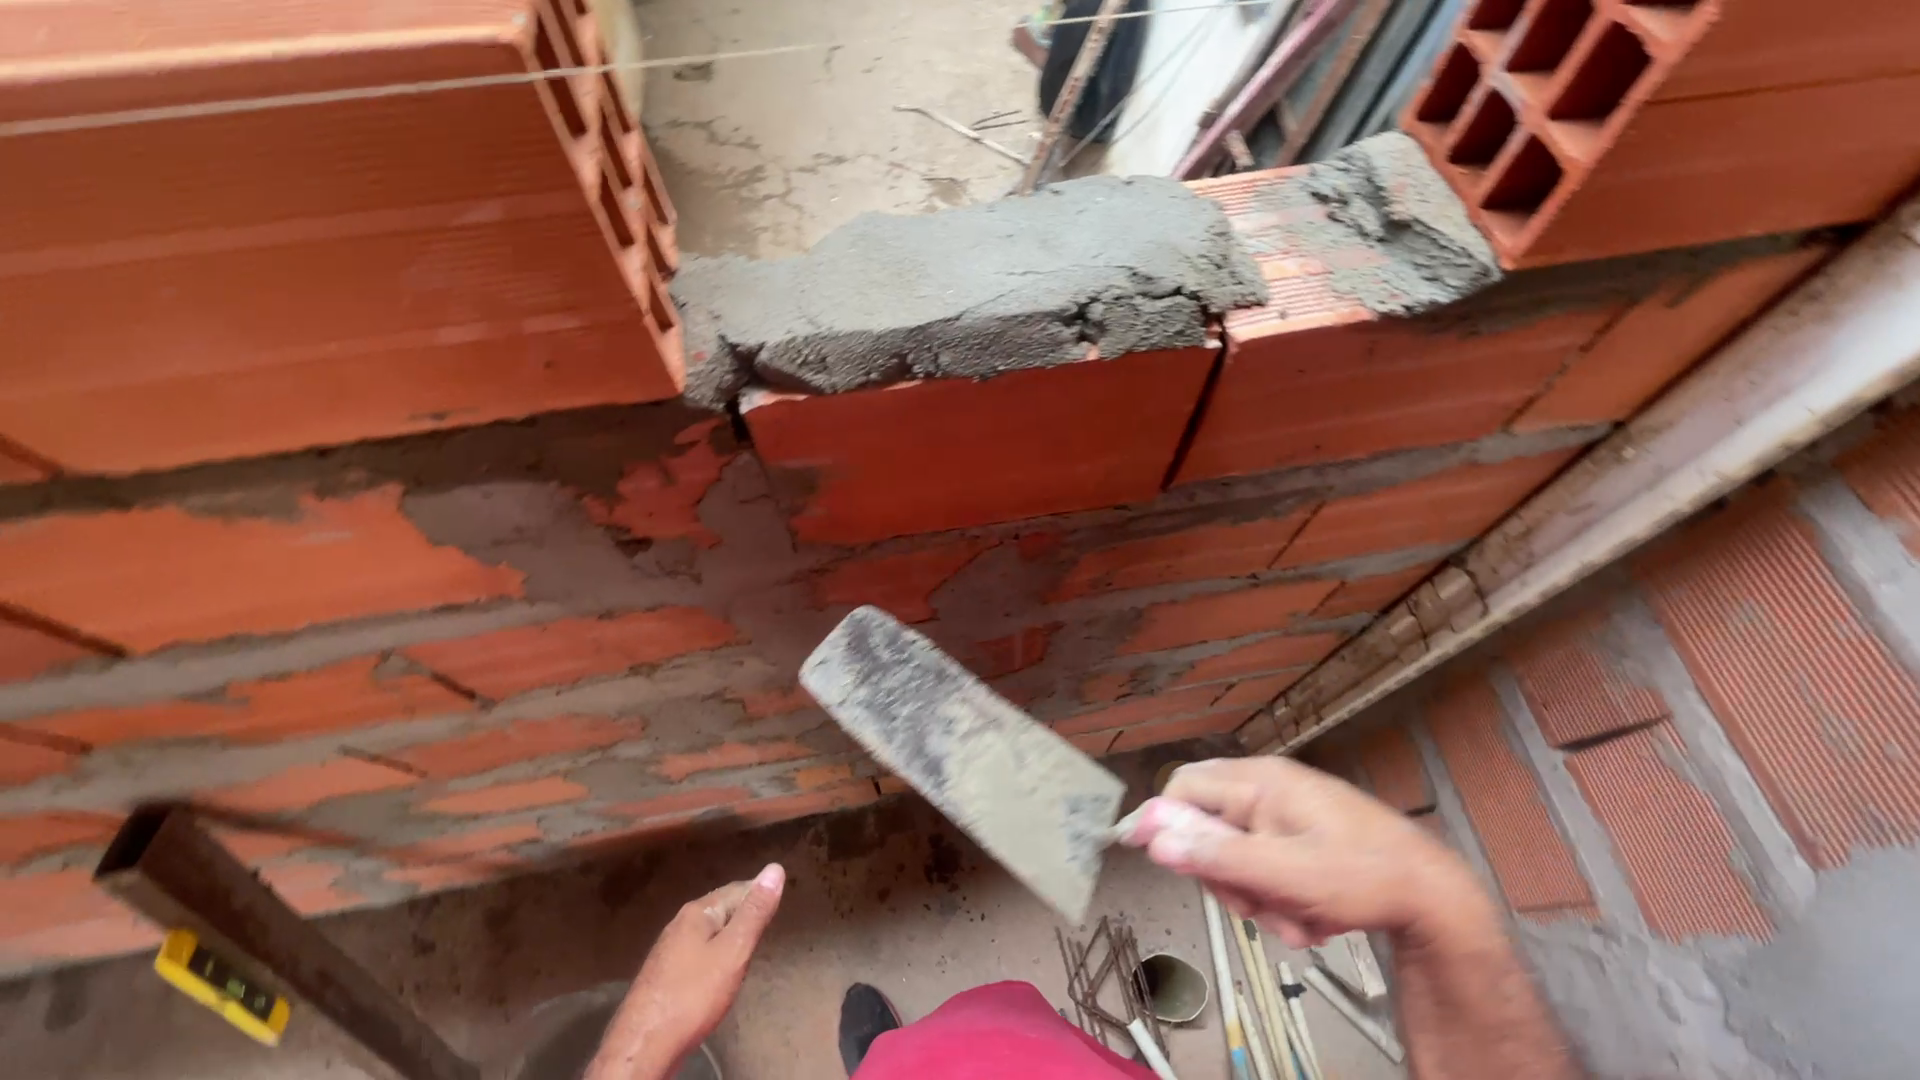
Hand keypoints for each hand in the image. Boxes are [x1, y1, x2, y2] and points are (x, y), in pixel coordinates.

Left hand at [585, 863, 785, 1079]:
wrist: (642, 1047)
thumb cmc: (693, 995)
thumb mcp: (733, 951)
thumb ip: (755, 912)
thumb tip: (774, 868)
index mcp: (696, 913)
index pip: (737, 889)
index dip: (760, 894)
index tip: (780, 904)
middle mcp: (679, 925)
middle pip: (721, 909)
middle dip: (744, 913)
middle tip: (769, 923)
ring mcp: (667, 952)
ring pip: (708, 933)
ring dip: (729, 935)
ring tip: (750, 946)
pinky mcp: (663, 977)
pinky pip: (697, 954)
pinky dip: (715, 955)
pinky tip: (720, 973)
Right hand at [1117, 758, 1485, 948]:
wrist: (1436, 897)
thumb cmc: (1363, 876)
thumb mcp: (1284, 873)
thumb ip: (1217, 856)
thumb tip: (1153, 840)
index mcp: (1259, 781)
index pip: (1183, 788)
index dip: (1166, 825)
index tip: (1168, 866)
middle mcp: (1268, 787)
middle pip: (1208, 823)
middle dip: (1223, 873)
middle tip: (1249, 905)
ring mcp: (1288, 811)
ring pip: (1237, 850)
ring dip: (1254, 892)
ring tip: (1291, 920)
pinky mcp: (1304, 835)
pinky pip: (1266, 860)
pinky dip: (1278, 892)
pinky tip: (1309, 917)